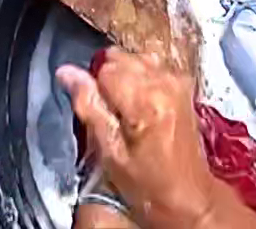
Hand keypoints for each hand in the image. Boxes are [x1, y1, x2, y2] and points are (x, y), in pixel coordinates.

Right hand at [57, 49, 255, 228]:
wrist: (190, 199)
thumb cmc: (149, 185)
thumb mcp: (111, 154)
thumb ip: (88, 107)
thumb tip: (65, 71)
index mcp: (144, 99)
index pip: (103, 68)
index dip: (95, 90)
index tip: (102, 115)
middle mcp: (163, 80)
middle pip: (118, 57)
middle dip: (109, 80)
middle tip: (114, 115)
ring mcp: (175, 78)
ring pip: (132, 57)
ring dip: (125, 76)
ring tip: (129, 111)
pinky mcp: (182, 80)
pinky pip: (149, 63)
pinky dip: (141, 76)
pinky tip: (144, 104)